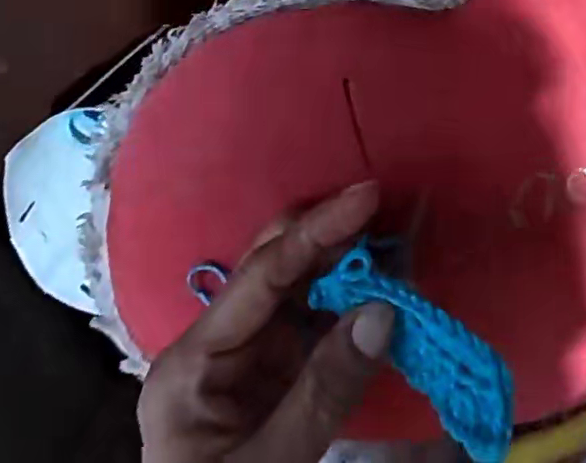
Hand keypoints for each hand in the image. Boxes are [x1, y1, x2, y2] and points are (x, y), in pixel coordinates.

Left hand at [138, 182, 396, 462]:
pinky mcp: (276, 367)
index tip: (367, 195)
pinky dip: (351, 296)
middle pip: (277, 263)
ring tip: (390, 236)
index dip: (318, 229)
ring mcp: (249, 352)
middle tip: (385, 208)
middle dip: (331, 232)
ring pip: (300, 283)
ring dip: (346, 259)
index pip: (263, 273)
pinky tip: (380, 281)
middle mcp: (220, 339)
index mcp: (195, 359)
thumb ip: (323, 391)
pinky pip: (316, 315)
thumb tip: (384, 311)